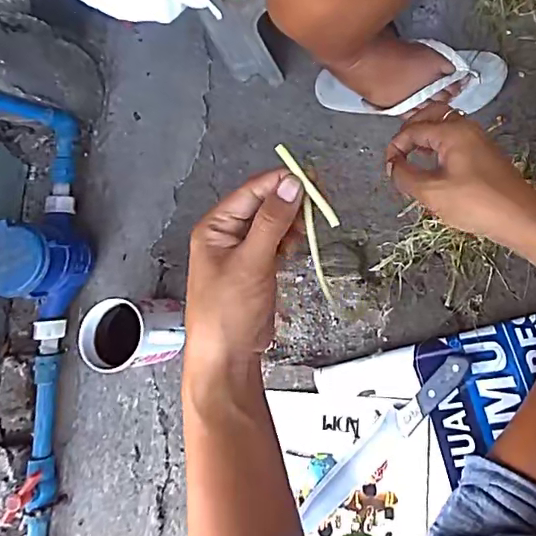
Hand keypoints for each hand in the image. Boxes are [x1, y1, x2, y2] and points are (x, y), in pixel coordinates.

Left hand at [183, 168, 302, 370]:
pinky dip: (291, 238)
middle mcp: (228, 234)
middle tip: (319, 203)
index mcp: (216, 227)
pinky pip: (278, 241)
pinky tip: (299, 244)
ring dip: (294, 221)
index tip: (312, 179)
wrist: (228, 356)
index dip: (281, 183)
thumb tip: (292, 185)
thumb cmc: (229, 311)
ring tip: (307, 230)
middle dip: (291, 202)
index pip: (252, 192)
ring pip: (275, 222)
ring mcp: (243, 250)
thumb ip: (272, 221)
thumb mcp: (252, 262)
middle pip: (265, 204)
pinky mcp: (258, 265)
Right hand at [385, 103, 535, 249]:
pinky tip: (437, 167)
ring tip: (414, 157)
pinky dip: (442, 147)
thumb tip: (392, 166)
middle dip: (411, 130)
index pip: (413, 129)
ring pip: (447, 127)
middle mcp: (467, 128)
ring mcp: (480, 140)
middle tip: (399, 151)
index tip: (389, 166)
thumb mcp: (432, 193)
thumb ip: (405, 176)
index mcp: (452, 131)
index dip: (396, 146)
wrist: (521, 216)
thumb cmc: (477, 203)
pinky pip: (458, 140)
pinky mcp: (487, 155)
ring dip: (428, 137)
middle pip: (432, 116)